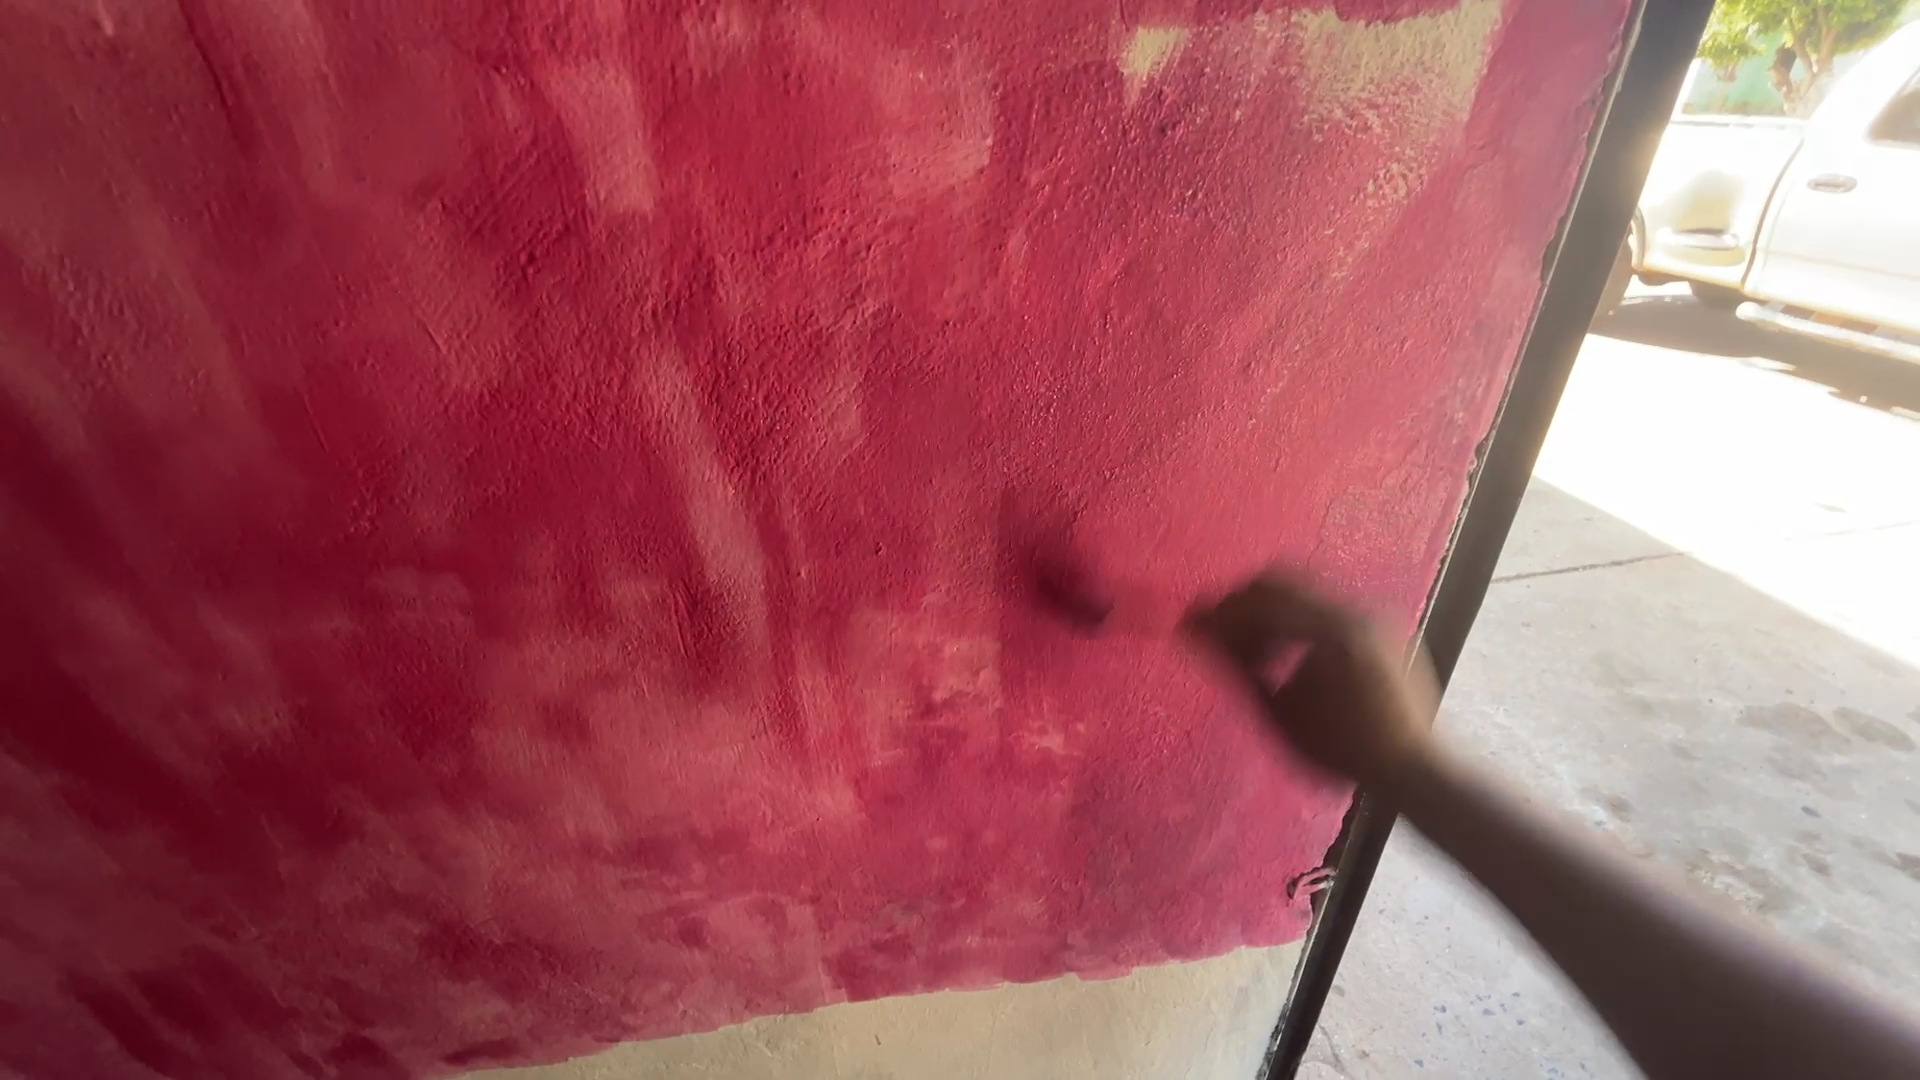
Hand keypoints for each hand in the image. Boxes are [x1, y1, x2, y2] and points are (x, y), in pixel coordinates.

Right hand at [1183, 573, 1439, 789]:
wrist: (1412, 767)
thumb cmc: (1341, 750)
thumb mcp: (1277, 712)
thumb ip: (1233, 663)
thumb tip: (1190, 628)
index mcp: (1333, 630)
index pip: (1259, 597)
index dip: (1218, 610)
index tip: (1189, 627)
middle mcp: (1356, 610)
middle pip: (1279, 577)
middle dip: (1240, 602)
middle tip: (1216, 633)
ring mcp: (1371, 612)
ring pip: (1299, 584)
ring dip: (1265, 608)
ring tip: (1251, 649)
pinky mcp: (1377, 620)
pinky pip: (1321, 600)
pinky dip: (1291, 615)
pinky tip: (1282, 651)